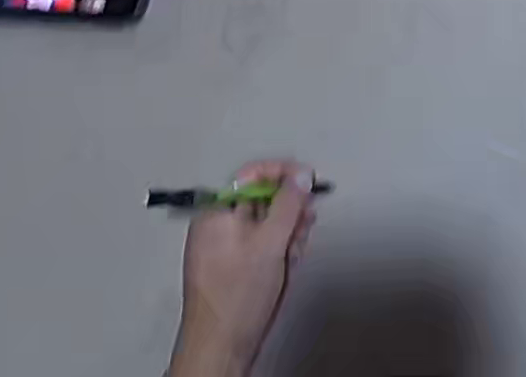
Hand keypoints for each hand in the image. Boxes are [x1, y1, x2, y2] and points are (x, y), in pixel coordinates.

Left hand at [169, 160, 317, 376]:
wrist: (220, 353)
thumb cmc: (240, 293)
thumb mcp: (270, 242)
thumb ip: (289, 204)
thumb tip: (302, 173)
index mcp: (217, 211)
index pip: (252, 174)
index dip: (282, 172)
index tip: (308, 179)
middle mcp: (218, 224)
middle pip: (261, 199)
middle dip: (288, 209)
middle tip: (307, 220)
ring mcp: (225, 248)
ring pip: (265, 224)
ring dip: (287, 232)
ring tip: (296, 252)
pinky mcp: (234, 269)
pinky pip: (260, 245)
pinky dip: (278, 250)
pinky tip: (288, 265)